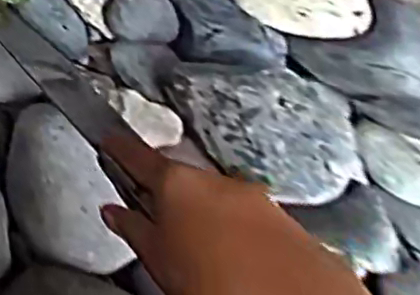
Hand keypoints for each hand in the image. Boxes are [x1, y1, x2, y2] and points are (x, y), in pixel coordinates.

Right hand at [100, 133, 365, 294]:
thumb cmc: (217, 285)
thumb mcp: (157, 256)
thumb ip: (133, 227)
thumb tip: (119, 214)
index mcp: (177, 181)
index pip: (133, 152)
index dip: (116, 148)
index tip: (109, 145)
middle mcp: (226, 186)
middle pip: (189, 182)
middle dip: (178, 197)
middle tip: (167, 221)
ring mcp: (276, 214)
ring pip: (235, 207)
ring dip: (222, 221)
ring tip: (215, 252)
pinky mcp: (317, 246)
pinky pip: (276, 236)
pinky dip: (261, 245)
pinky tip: (255, 269)